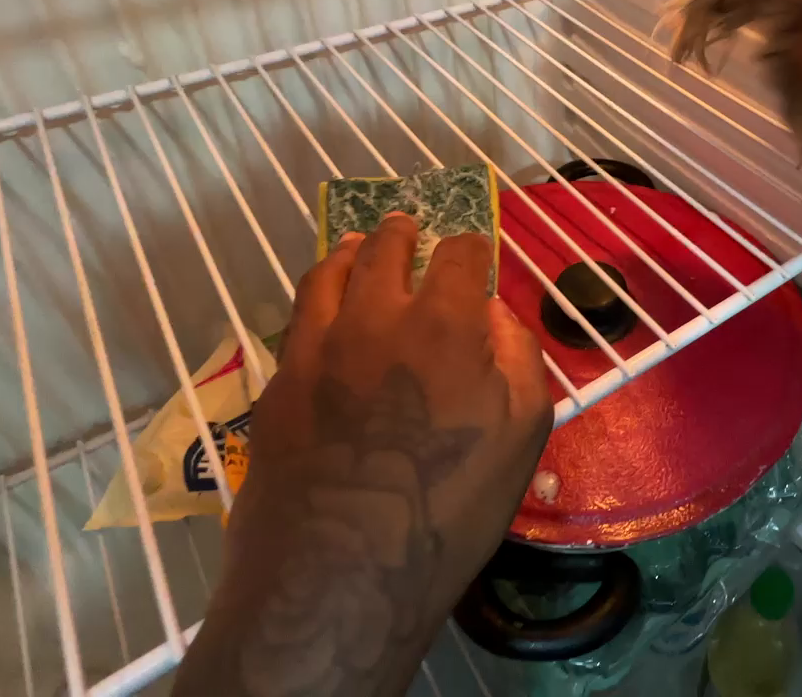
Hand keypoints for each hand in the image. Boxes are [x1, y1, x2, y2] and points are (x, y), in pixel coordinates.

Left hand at [174, 214, 550, 696]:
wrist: (339, 575)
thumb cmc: (450, 506)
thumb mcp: (521, 432)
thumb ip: (517, 357)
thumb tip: (494, 314)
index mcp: (445, 324)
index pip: (461, 254)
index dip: (473, 246)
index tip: (476, 253)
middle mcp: (378, 317)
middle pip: (387, 249)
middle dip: (404, 232)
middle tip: (408, 226)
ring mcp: (319, 346)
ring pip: (331, 272)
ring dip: (352, 250)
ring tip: (358, 245)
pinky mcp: (280, 380)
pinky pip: (298, 316)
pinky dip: (317, 293)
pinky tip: (323, 303)